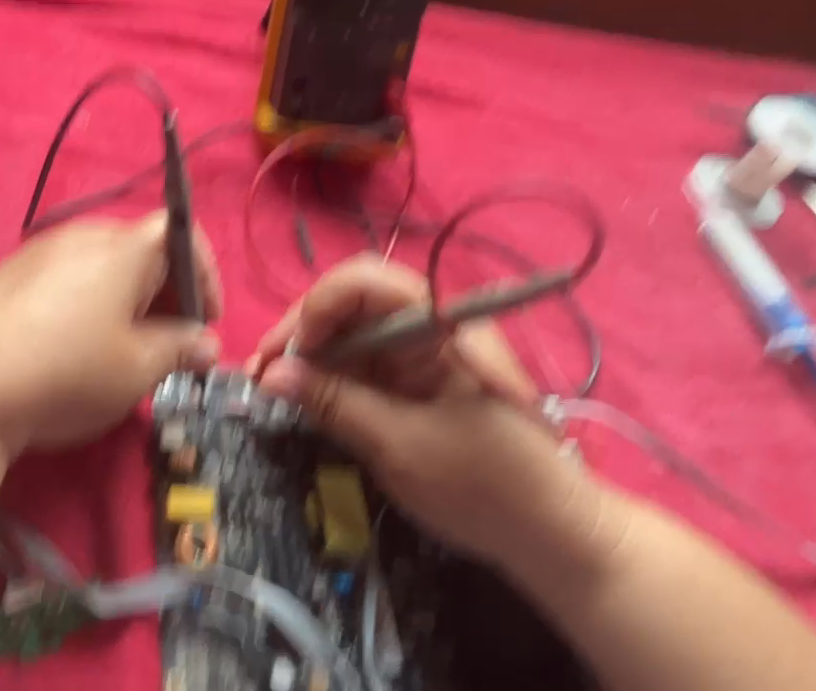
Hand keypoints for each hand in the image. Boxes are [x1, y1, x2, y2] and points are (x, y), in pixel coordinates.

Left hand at [0, 212, 221, 455]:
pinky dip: (90, 305)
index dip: (205, 273)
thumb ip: (179, 349)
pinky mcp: (10, 276)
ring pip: (104, 267)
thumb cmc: (63, 371)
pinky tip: (73, 350)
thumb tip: (205, 343)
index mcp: (122, 247)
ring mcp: (40, 253)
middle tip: (169, 346)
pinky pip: (68, 279)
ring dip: (129, 302)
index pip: (181, 230)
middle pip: (142, 248)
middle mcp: (82, 236)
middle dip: (168, 292)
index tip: (205, 322)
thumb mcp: (135, 370)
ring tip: (123, 353)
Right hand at [248, 256, 618, 571]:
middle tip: (263, 372)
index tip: (287, 356)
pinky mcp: (414, 375)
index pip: (367, 282)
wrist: (552, 534)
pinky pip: (361, 358)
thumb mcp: (400, 447)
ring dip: (308, 352)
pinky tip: (303, 393)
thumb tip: (269, 375)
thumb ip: (334, 403)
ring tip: (272, 384)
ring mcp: (421, 349)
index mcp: (440, 325)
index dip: (318, 308)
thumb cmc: (486, 487)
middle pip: (350, 300)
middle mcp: (428, 324)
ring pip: (349, 329)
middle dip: (302, 330)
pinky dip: (328, 374)